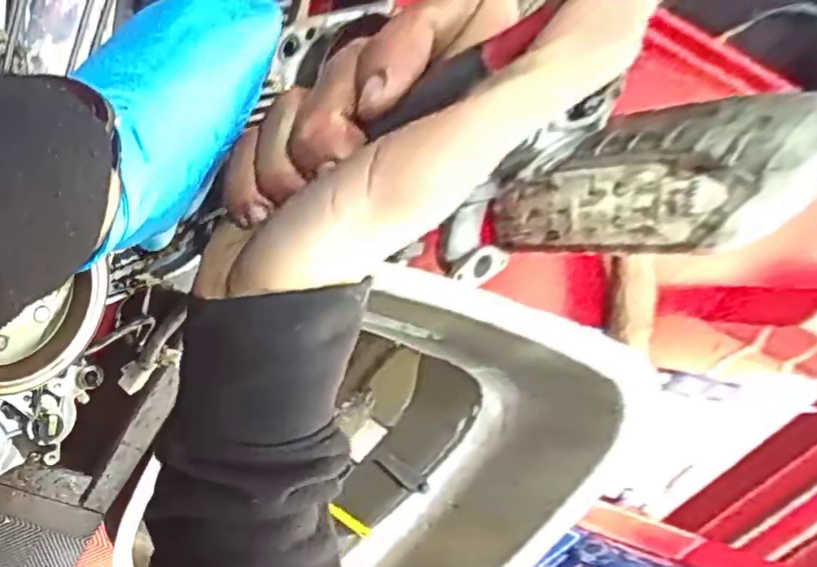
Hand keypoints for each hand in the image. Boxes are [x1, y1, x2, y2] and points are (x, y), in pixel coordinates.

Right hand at [195, 0, 657, 299]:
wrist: (264, 289)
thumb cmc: (344, 239)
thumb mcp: (465, 149)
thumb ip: (559, 62)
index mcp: (453, 108)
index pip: (437, 14)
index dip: (402, 45)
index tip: (385, 101)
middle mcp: (397, 120)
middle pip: (362, 50)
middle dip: (336, 109)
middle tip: (344, 158)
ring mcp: (335, 140)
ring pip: (307, 89)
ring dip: (292, 147)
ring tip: (306, 190)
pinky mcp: (285, 157)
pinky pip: (264, 125)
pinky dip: (257, 168)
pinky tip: (276, 199)